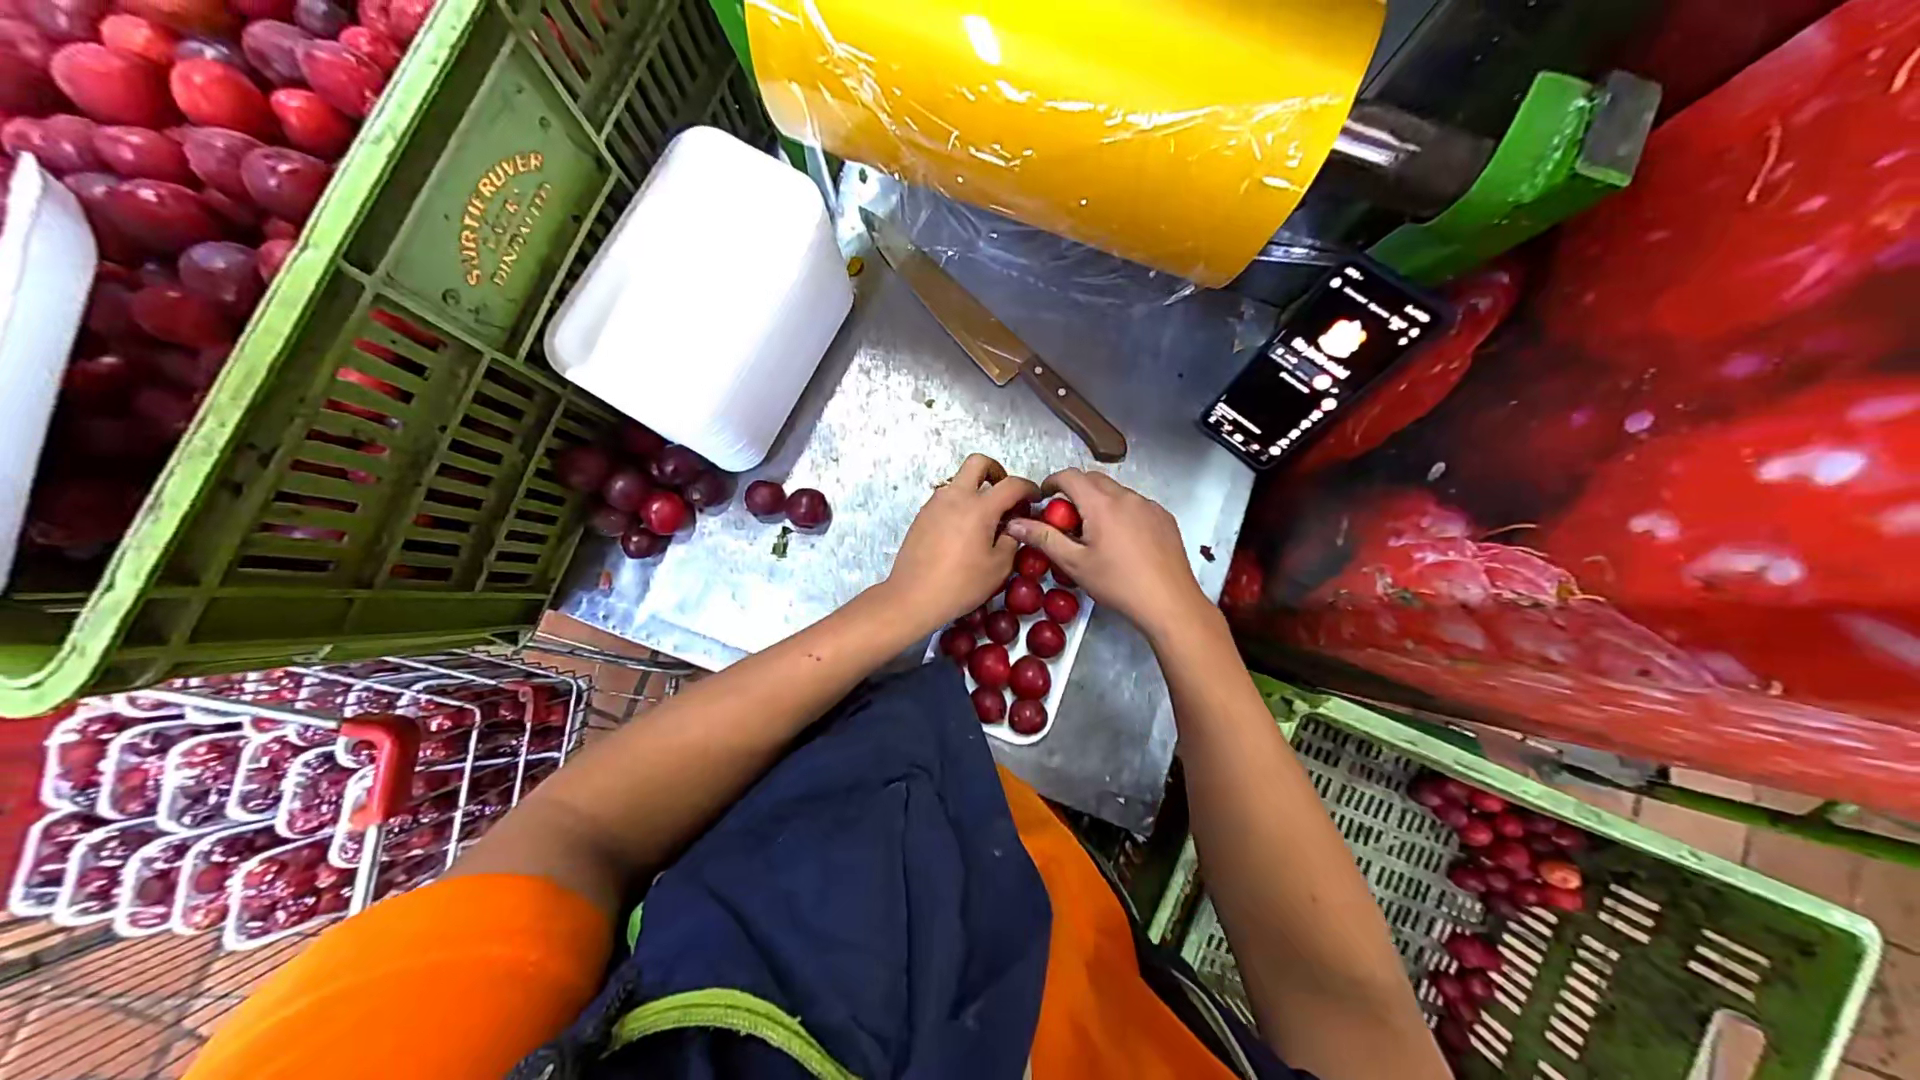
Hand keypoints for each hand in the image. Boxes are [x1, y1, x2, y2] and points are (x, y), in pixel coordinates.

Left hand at [883, 454, 1039, 632]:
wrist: (913, 597)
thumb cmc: (960, 585)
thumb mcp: (999, 567)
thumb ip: (1012, 540)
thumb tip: (1014, 526)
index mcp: (979, 508)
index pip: (1011, 484)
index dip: (1028, 487)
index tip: (1035, 497)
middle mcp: (954, 497)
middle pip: (978, 463)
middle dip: (997, 471)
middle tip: (1005, 494)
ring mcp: (934, 504)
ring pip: (958, 480)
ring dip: (975, 489)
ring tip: (985, 518)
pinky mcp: (922, 516)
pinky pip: (945, 498)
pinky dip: (960, 504)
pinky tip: (964, 531)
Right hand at [1007, 469, 1212, 640]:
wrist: (1169, 602)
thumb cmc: (1118, 584)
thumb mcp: (1074, 563)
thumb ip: (1043, 539)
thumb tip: (1015, 524)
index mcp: (1101, 504)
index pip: (1070, 476)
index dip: (1052, 482)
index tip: (1044, 498)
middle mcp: (1127, 497)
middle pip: (1093, 480)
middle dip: (1074, 492)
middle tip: (1065, 519)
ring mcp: (1149, 506)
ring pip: (1116, 492)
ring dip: (1099, 502)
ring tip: (1094, 534)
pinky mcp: (1164, 518)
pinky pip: (1136, 505)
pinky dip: (1121, 513)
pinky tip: (1121, 541)